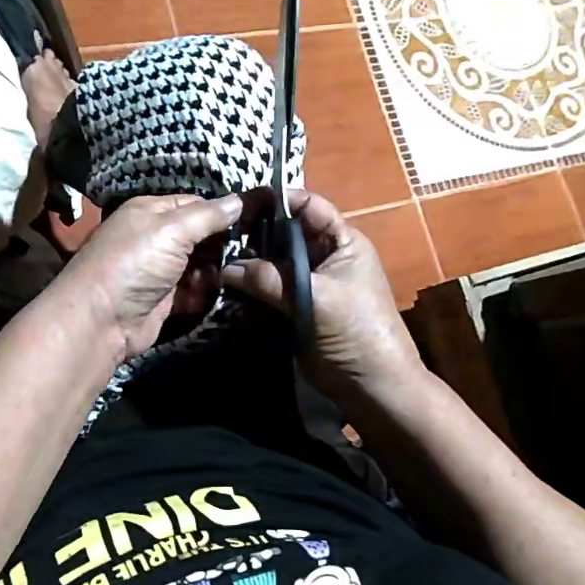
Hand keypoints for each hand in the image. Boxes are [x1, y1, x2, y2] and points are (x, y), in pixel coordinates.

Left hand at [52, 193, 244, 360]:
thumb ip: (208, 216)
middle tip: (253, 249)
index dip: (222, 211)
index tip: (255, 220)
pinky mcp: (164, 297)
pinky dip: (206, 290)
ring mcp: (159, 269)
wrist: (101, 321)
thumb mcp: (173, 230)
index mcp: (150, 211)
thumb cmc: (134, 264)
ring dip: (217, 269)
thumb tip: (240, 200)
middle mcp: (154, 236)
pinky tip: (220, 291)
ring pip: (199, 263)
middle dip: (222, 243)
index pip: (195, 203)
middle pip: (199, 234)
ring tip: (237, 272)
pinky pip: (193, 289)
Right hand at [221, 189, 424, 403]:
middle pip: (286, 234)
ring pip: (274, 264)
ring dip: (249, 263)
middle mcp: (325, 257)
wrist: (371, 384)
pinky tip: (224, 285)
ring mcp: (310, 284)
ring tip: (214, 258)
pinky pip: (270, 290)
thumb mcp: (316, 296)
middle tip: (217, 235)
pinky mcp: (297, 309)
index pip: (308, 206)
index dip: (278, 200)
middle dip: (255, 233)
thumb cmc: (357, 330)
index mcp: (343, 242)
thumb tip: (225, 268)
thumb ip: (271, 278)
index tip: (241, 204)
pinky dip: (251, 288)